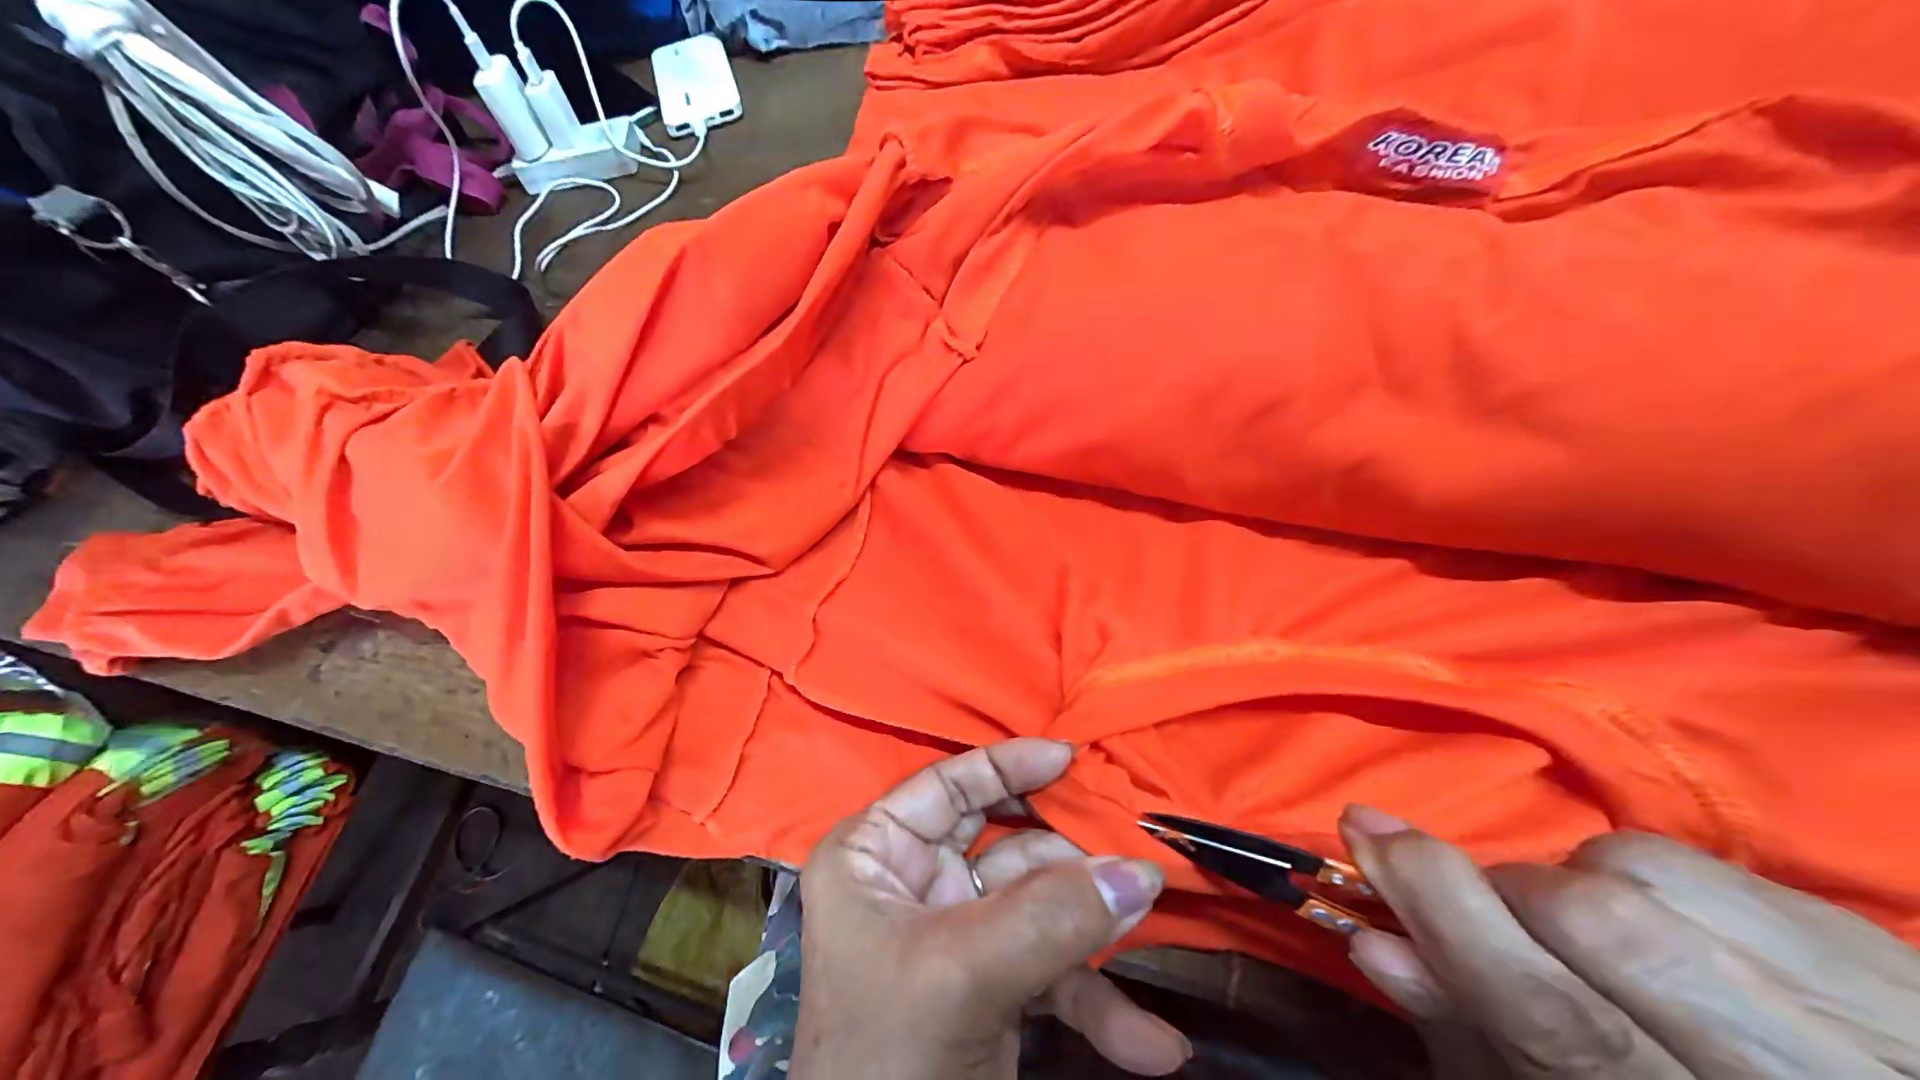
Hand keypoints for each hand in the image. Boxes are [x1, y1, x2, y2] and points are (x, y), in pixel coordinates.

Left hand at [790, 739, 1191, 1078]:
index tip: (1070, 756)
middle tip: (1126, 842)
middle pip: (1006, 842)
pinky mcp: (989, 990)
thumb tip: (1138, 871)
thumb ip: (1051, 917)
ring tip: (1148, 923)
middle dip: (1068, 853)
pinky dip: (1096, 1002)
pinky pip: (1049, 974)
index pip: (946, 786)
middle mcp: (912, 884)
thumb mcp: (963, 972)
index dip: (1007, 766)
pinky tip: (1150, 1044)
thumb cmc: (889, 1054)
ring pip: (1037, 906)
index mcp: (874, 855)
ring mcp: (954, 936)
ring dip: (1093, 927)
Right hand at [1338, 806, 1919, 1077]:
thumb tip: (1372, 940)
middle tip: (1480, 909)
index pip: (1561, 1020)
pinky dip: (1643, 876)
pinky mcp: (1897, 966)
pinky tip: (1660, 927)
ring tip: (1583, 933)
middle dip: (1504, 895)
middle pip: (1605, 927)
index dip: (1447, 915)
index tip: (1364, 832)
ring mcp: (1886, 1025)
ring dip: (1570, 881)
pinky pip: (1715, 865)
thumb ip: (1466, 1029)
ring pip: (1653, 876)